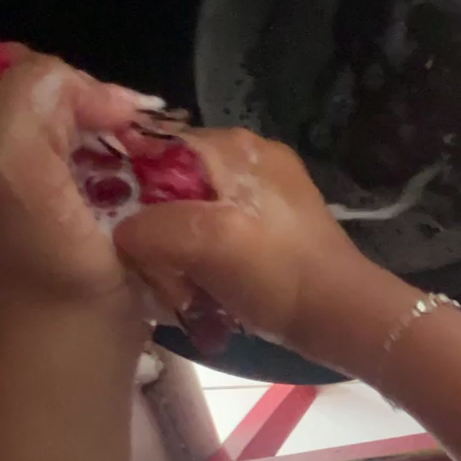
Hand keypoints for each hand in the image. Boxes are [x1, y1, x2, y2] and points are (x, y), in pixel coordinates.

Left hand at [0, 53, 151, 328]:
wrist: (68, 340)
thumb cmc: (29, 254)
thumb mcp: (4, 154)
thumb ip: (32, 90)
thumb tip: (98, 94)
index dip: (43, 73)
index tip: (90, 106)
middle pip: (35, 90)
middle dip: (84, 100)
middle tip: (124, 130)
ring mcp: (23, 182)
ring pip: (72, 122)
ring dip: (110, 129)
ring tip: (139, 148)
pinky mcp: (68, 208)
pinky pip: (95, 156)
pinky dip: (123, 155)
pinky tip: (141, 169)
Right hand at [113, 127, 406, 360]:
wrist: (340, 314)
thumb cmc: (276, 273)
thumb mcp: (205, 240)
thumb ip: (149, 227)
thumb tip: (124, 235)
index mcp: (232, 145)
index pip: (149, 149)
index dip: (125, 190)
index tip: (121, 235)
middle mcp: (248, 158)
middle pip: (168, 185)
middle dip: (154, 230)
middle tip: (158, 272)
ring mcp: (263, 192)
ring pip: (190, 214)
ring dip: (177, 252)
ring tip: (182, 288)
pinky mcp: (271, 227)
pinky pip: (216, 234)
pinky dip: (203, 260)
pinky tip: (203, 288)